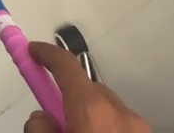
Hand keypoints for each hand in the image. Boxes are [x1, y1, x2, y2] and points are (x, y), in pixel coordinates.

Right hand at [23, 42, 148, 132]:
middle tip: (57, 115)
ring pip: (109, 108)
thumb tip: (44, 117)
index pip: (65, 64)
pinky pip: (124, 125)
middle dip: (72, 94)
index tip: (32, 50)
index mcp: (92, 108)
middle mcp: (121, 112)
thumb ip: (40, 126)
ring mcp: (141, 128)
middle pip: (89, 88)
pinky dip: (111, 129)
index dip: (46, 53)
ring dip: (93, 115)